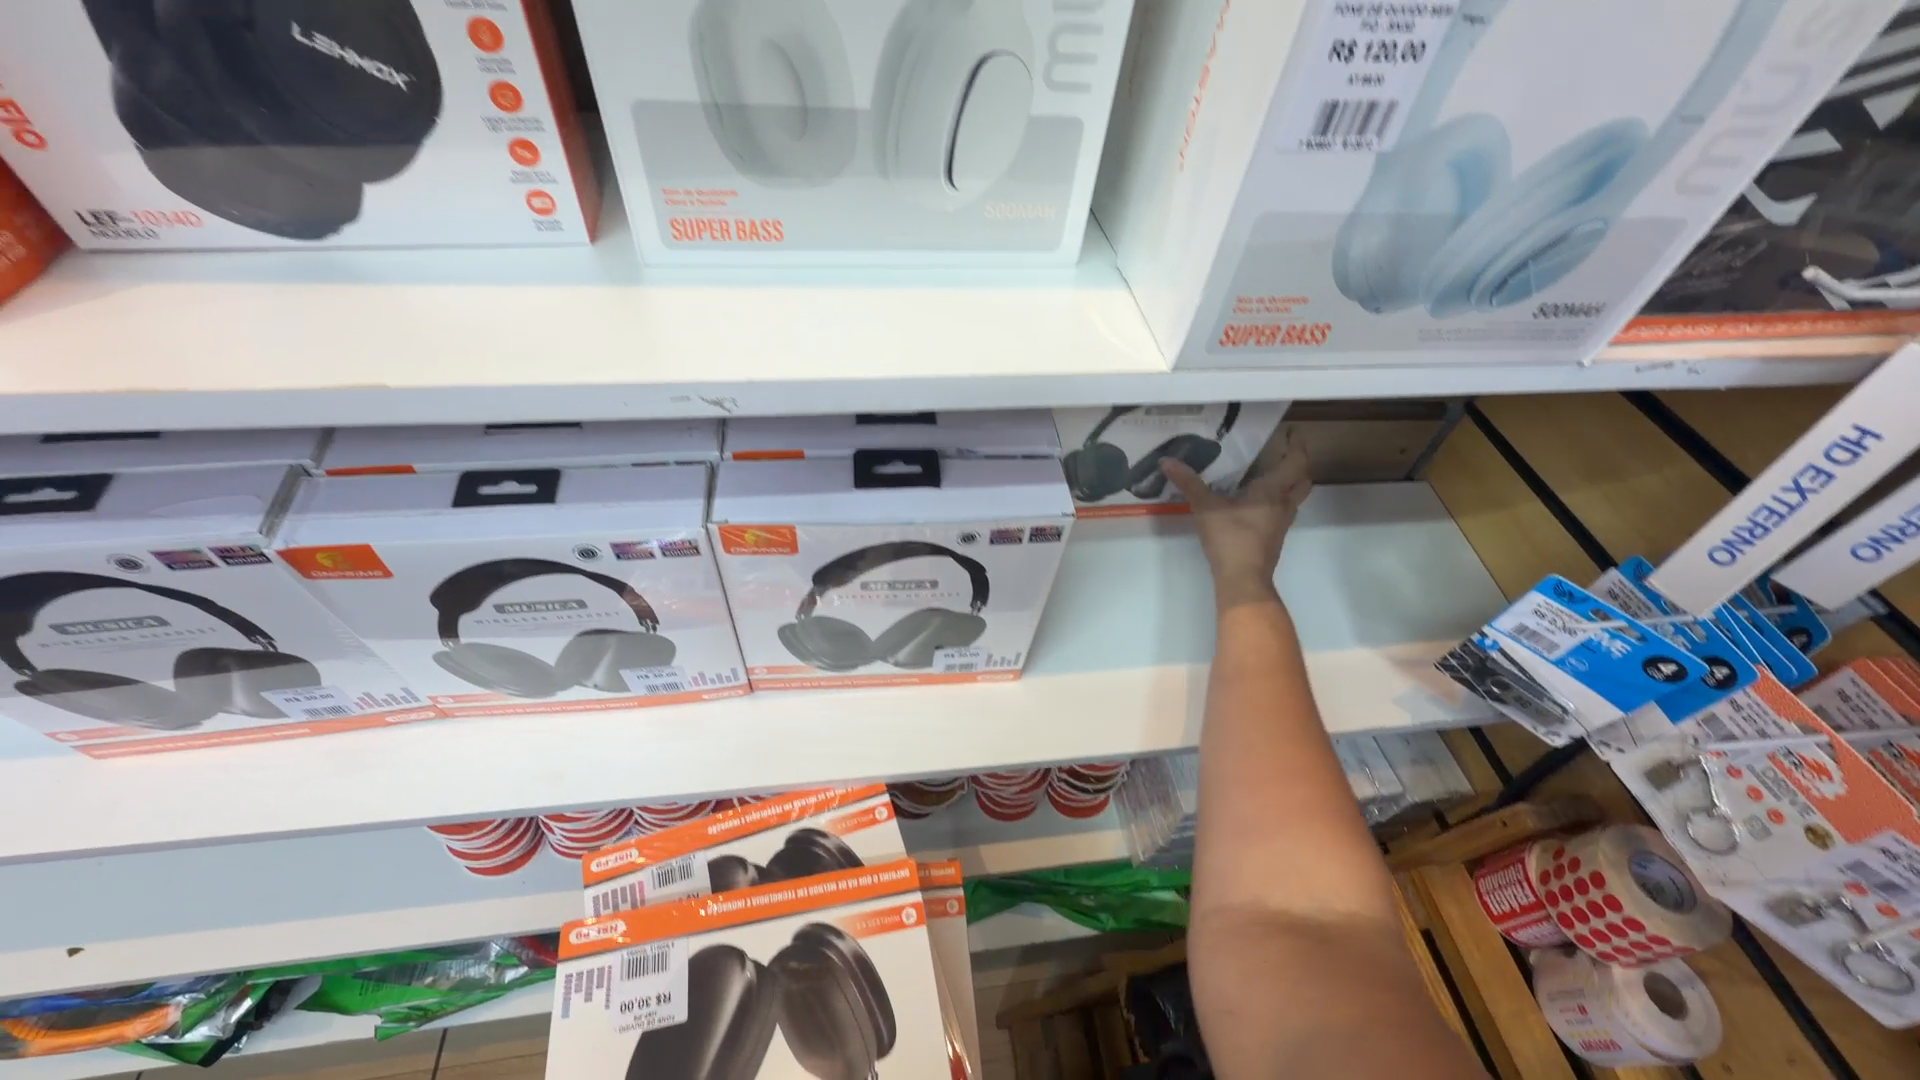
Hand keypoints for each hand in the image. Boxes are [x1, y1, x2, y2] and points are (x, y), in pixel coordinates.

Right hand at [1162, 430, 1311, 609]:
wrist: (1243, 579)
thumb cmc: (1231, 539)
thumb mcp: (1205, 507)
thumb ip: (1189, 483)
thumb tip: (1167, 461)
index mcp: (1274, 491)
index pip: (1296, 461)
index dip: (1297, 445)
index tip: (1291, 432)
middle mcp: (1284, 504)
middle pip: (1303, 479)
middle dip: (1298, 464)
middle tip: (1284, 453)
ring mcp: (1281, 523)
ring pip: (1295, 497)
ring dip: (1289, 483)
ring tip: (1269, 473)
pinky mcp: (1274, 536)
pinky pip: (1282, 510)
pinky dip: (1276, 500)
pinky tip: (1255, 501)